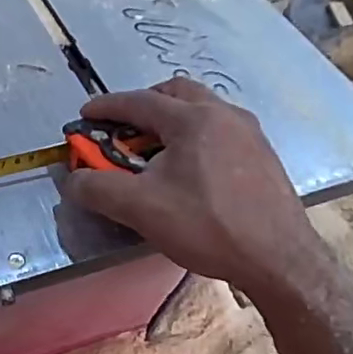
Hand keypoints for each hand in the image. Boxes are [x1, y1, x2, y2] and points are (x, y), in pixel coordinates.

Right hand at [59, 77, 332, 300]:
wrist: (279, 260)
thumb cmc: (207, 226)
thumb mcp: (139, 208)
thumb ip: (97, 188)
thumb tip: (73, 180)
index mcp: (194, 120)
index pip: (139, 102)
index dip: (106, 107)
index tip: (85, 115)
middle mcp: (225, 116)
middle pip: (176, 93)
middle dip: (143, 105)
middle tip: (122, 128)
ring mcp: (250, 134)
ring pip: (202, 111)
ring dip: (171, 122)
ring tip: (152, 151)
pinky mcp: (263, 157)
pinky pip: (219, 132)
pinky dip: (194, 138)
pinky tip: (187, 171)